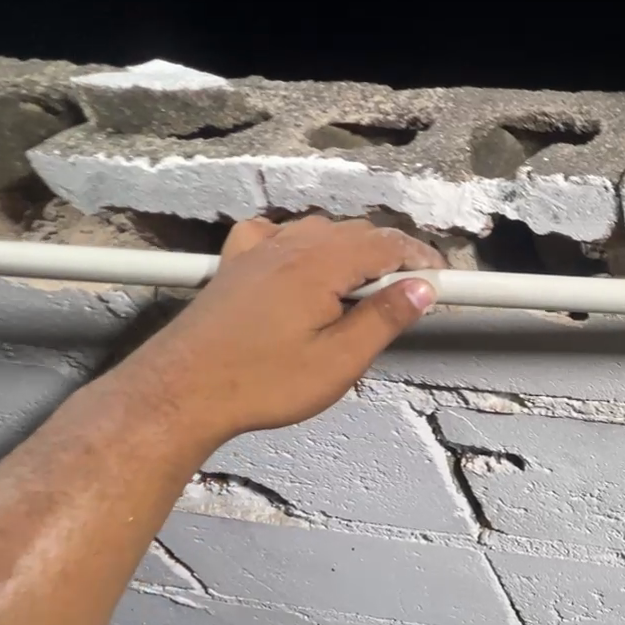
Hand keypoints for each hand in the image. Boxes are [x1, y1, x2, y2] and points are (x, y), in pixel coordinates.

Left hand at [116, 217, 442, 447]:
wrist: (179, 394)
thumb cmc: (265, 382)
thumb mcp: (341, 359)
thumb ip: (385, 318)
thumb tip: (422, 288)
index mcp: (319, 267)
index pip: (387, 244)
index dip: (423, 258)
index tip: (445, 281)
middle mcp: (288, 248)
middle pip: (357, 232)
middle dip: (395, 255)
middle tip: (414, 293)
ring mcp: (257, 253)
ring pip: (321, 229)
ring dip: (355, 248)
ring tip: (369, 286)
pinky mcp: (235, 266)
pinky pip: (276, 233)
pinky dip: (304, 241)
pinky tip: (307, 262)